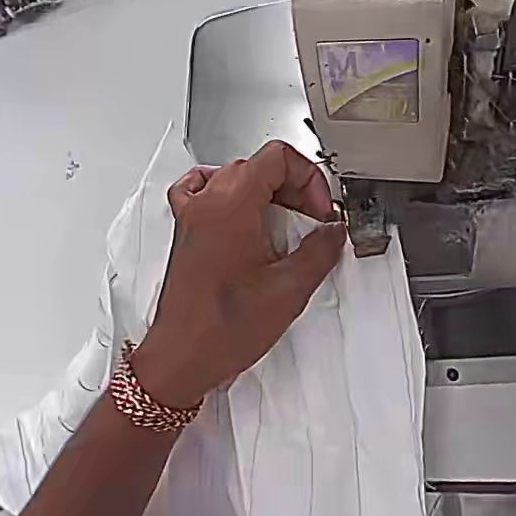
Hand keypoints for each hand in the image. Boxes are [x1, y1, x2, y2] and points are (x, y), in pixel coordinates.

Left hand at [130, 141, 346, 408]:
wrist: (182, 357)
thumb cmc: (221, 329)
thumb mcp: (289, 289)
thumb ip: (320, 251)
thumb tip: (333, 233)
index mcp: (232, 205)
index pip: (278, 158)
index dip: (310, 179)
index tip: (320, 211)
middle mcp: (207, 202)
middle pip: (260, 166)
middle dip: (296, 189)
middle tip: (313, 222)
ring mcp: (193, 215)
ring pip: (237, 177)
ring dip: (269, 194)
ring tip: (287, 225)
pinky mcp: (188, 233)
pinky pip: (205, 193)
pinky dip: (231, 197)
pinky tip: (247, 218)